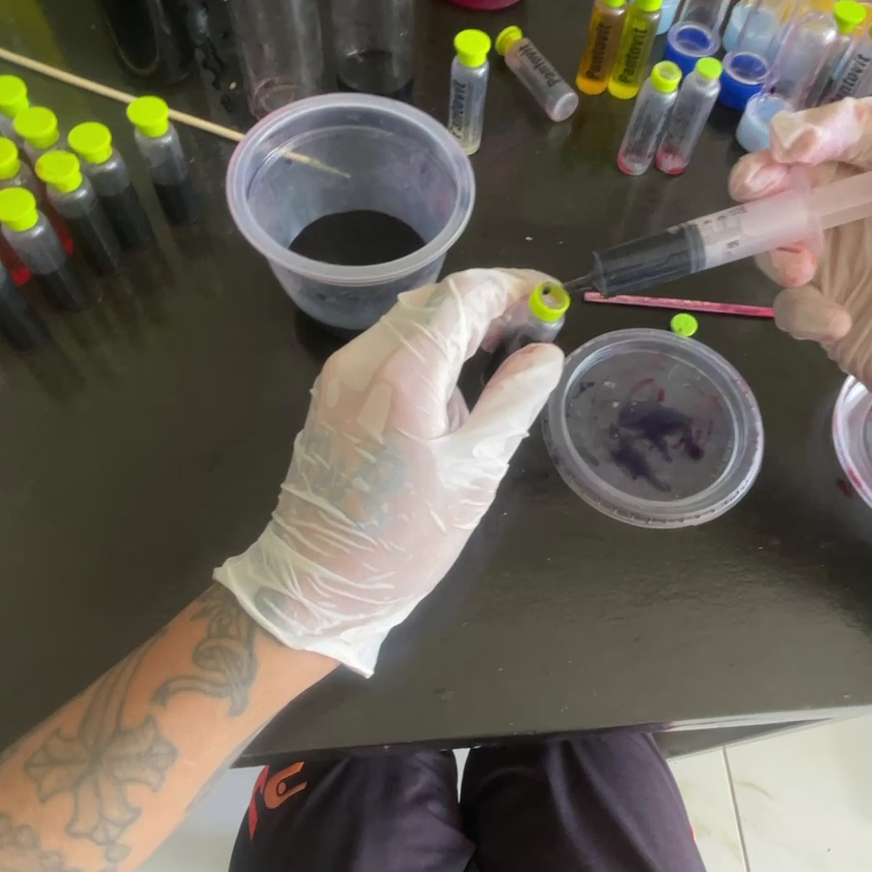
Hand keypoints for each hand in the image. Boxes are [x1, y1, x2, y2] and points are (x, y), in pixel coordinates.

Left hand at [216, 269, 564, 674]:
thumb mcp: (476, 472)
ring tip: (504, 356)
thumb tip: (543, 353)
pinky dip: (430, 350)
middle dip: (490, 304)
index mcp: (401, 371)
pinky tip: (456, 385)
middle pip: (434, 300)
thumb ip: (514, 400)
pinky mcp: (333, 395)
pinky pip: (389, 351)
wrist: (317, 584)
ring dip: (460, 326)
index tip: (553, 301)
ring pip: (410, 322)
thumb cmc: (404, 539)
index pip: (464, 294)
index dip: (515, 286)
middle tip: (535, 333)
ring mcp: (340, 375)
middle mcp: (362, 357)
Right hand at [729, 95, 871, 491]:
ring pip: (782, 235)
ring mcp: (852, 267)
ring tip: (801, 272)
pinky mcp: (833, 316)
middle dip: (765, 174)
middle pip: (803, 176)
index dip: (820, 127)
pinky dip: (802, 311)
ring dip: (775, 244)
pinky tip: (840, 327)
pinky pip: (792, 303)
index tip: (794, 149)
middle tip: (751, 192)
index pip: (860, 130)